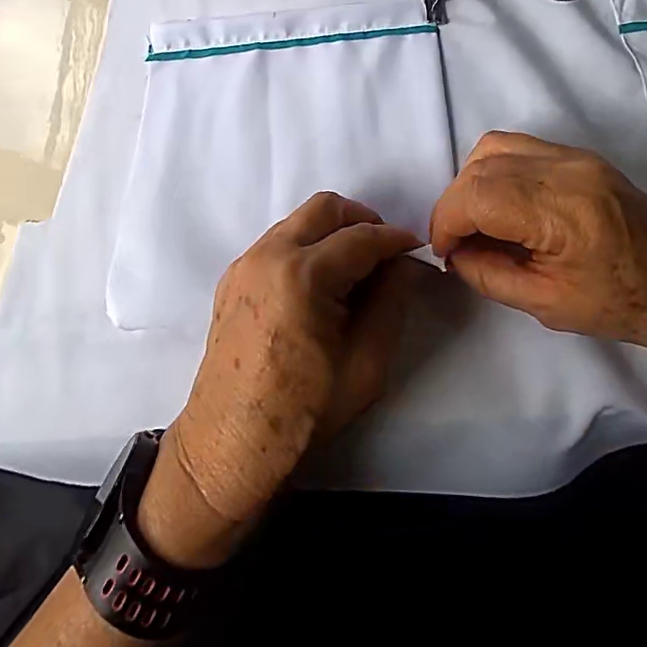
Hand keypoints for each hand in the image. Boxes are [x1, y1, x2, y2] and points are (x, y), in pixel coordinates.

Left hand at [143, 192, 426, 565]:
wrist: (231, 438)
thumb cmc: (303, 410)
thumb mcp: (365, 363)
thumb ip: (390, 302)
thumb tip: (402, 265)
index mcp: (302, 274)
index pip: (360, 237)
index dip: (395, 239)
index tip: (414, 250)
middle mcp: (267, 256)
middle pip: (323, 208)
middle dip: (361, 220)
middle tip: (385, 252)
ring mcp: (244, 264)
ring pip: (297, 222)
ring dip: (330, 233)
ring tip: (355, 272)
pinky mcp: (232, 279)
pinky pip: (275, 243)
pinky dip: (304, 248)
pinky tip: (319, 286)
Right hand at [428, 131, 646, 371]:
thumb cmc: (627, 305)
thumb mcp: (546, 305)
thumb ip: (487, 274)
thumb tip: (454, 252)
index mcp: (564, 214)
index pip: (476, 196)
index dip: (446, 222)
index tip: (445, 251)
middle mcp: (567, 172)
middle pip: (478, 169)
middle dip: (453, 206)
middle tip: (457, 241)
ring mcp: (574, 157)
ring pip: (490, 148)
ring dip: (469, 184)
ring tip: (476, 220)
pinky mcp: (578, 155)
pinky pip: (514, 147)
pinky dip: (491, 171)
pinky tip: (499, 203)